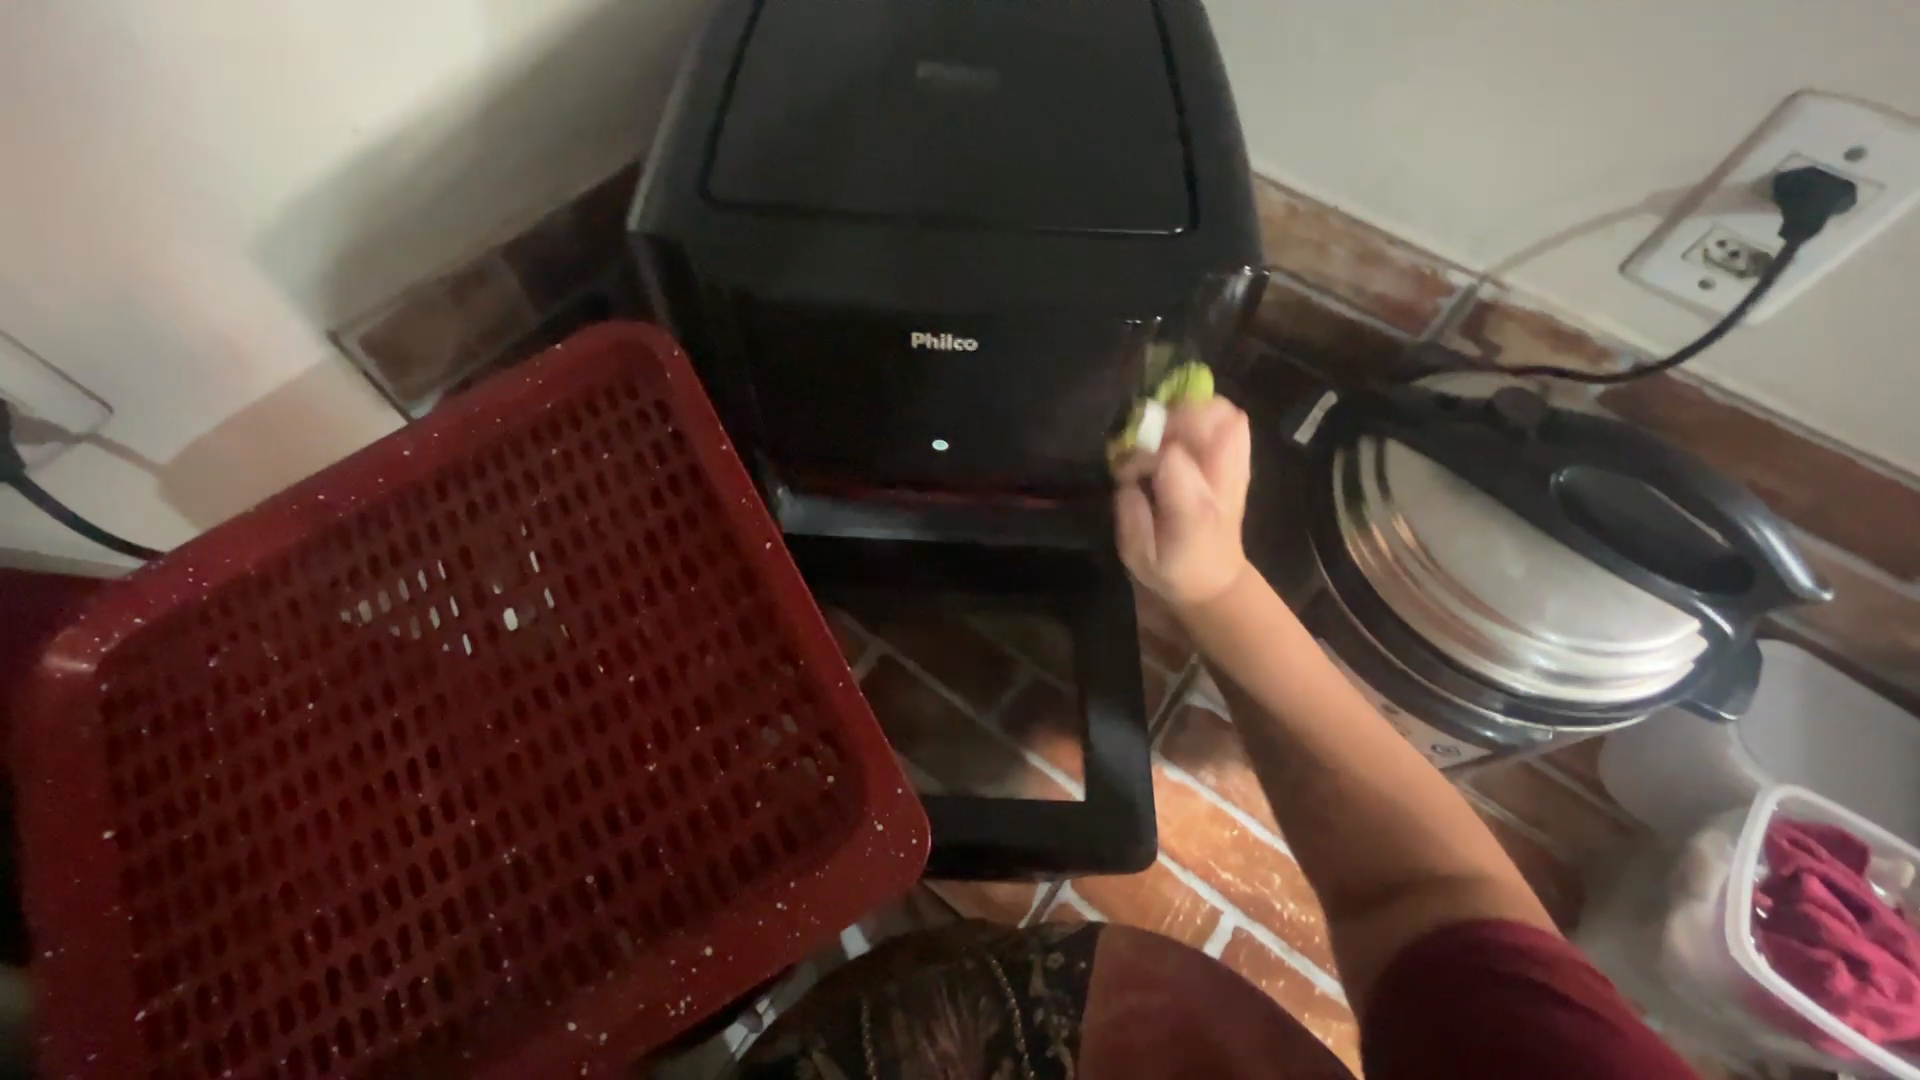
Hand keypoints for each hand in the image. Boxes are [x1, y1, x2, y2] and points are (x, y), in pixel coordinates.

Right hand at [1112, 397, 1253, 610]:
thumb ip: (1129, 510)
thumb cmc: (1171, 572)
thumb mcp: (1136, 554)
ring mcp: (1237, 471)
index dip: (1142, 453)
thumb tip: (1128, 471)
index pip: (1171, 455)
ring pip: (1226, 414)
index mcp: (1194, 508)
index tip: (1127, 472)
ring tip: (1169, 432)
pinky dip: (1207, 417)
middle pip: (1211, 421)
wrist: (1216, 582)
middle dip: (1174, 419)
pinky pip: (1232, 422)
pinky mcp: (1240, 465)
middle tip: (1151, 438)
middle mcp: (1221, 482)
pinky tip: (1186, 434)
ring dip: (1193, 413)